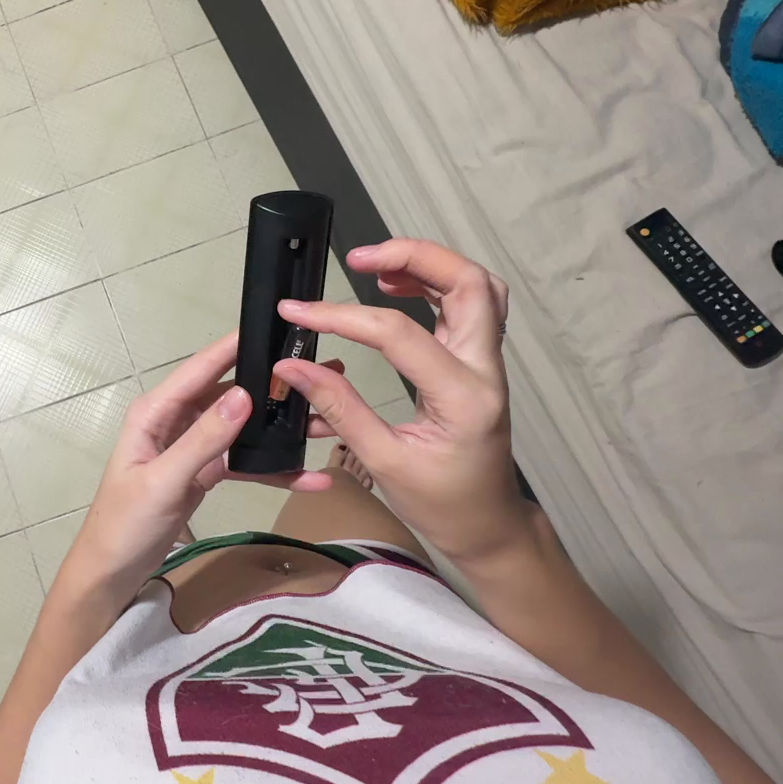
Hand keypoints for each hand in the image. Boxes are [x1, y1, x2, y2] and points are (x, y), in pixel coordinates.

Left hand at [56, 333, 340, 606]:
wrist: (113, 571)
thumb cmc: (126, 522)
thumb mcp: (164, 480)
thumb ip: (203, 440)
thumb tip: (243, 395)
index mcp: (156, 412)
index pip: (200, 369)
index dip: (235, 346)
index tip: (274, 328)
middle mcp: (175, 421)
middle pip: (229, 394)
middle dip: (272, 388)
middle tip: (321, 376)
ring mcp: (192, 447)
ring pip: (242, 429)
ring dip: (279, 429)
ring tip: (327, 423)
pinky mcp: (204, 472)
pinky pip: (243, 463)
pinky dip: (272, 469)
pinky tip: (309, 477)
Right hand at [271, 239, 533, 565]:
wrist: (490, 526)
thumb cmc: (442, 504)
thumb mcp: (383, 462)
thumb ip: (338, 407)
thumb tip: (291, 366)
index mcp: (462, 397)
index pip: (397, 334)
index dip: (340, 316)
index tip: (295, 311)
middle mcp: (484, 369)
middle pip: (470, 284)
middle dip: (414, 257)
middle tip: (357, 258)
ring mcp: (487, 362)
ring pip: (477, 287)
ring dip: (429, 264)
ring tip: (376, 266)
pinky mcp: (476, 362)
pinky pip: (468, 305)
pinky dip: (434, 283)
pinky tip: (394, 287)